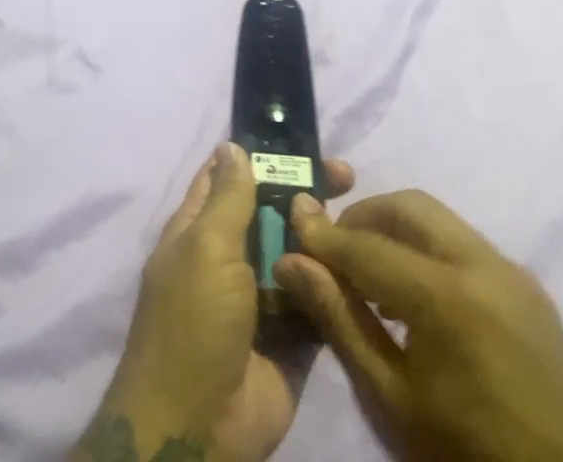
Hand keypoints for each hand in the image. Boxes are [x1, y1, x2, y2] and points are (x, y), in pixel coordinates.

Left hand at [76, 144, 354, 461]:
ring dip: (327, 235)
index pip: (228, 179)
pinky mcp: (296, 334)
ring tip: (361, 219)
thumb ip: (227, 199)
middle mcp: (231, 259)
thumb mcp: (204, 249)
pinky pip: (322, 297)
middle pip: (272, 212)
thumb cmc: (193, 323)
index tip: (303, 139)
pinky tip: (369, 260)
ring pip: (302, 251)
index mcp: (199, 233)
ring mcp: (264, 297)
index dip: (260, 155)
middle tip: (348, 176)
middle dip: (305, 191)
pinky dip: (341, 281)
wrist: (200, 424)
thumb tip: (232, 145)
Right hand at [274, 191, 562, 461]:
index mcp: (447, 295)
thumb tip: (292, 263)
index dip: (322, 234)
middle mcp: (485, 266)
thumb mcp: (388, 395)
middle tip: (331, 249)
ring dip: (397, 231)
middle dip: (363, 216)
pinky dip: (429, 251)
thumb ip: (339, 319)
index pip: (367, 244)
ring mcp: (514, 275)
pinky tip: (413, 297)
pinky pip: (468, 247)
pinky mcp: (531, 291)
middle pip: (410, 207)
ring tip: (367, 276)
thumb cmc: (462, 449)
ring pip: (442, 222)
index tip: (290, 220)